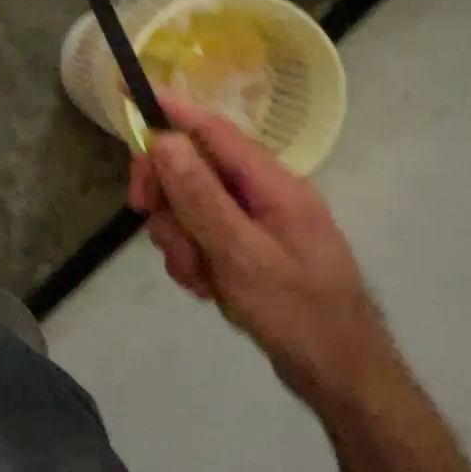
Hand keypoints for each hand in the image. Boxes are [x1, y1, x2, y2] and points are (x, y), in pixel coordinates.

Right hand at [129, 96, 402, 408]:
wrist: (344, 380)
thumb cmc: (298, 313)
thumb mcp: (241, 254)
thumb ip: (201, 195)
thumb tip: (164, 139)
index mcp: (274, 185)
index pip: (212, 129)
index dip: (169, 108)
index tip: (126, 91)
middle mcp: (265, 194)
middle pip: (190, 166)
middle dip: (164, 193)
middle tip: (146, 215)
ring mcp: (256, 221)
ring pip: (187, 202)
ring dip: (177, 234)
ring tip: (193, 273)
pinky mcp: (247, 246)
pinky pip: (198, 231)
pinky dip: (189, 253)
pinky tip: (202, 284)